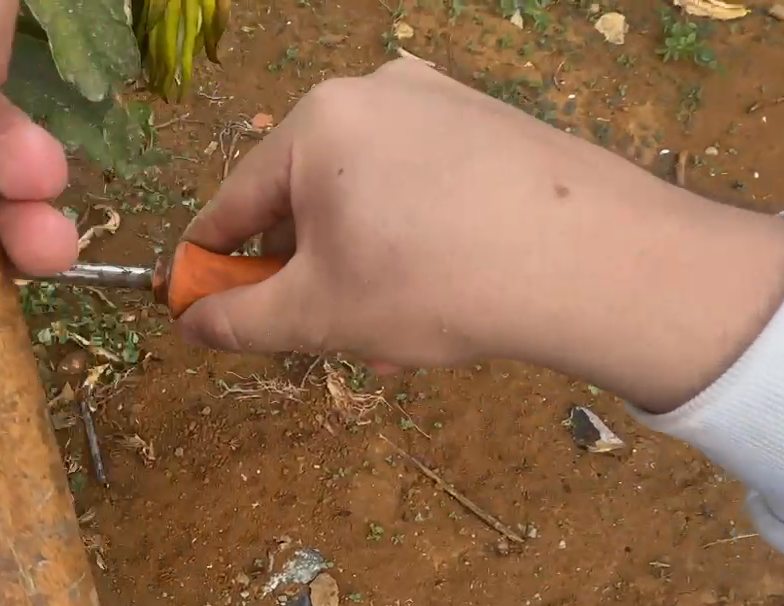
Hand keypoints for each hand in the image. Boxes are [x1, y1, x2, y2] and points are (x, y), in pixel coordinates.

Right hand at [179, 59, 783, 412]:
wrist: (594, 264)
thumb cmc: (427, 285)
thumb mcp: (310, 316)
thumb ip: (232, 321)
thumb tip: (189, 323)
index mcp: (315, 125)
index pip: (229, 206)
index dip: (207, 267)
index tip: (200, 310)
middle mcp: (370, 94)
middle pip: (295, 203)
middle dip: (296, 276)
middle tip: (313, 332)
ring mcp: (433, 100)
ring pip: (353, 203)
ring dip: (346, 271)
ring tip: (376, 329)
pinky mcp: (481, 122)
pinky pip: (406, 190)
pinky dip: (395, 244)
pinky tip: (422, 293)